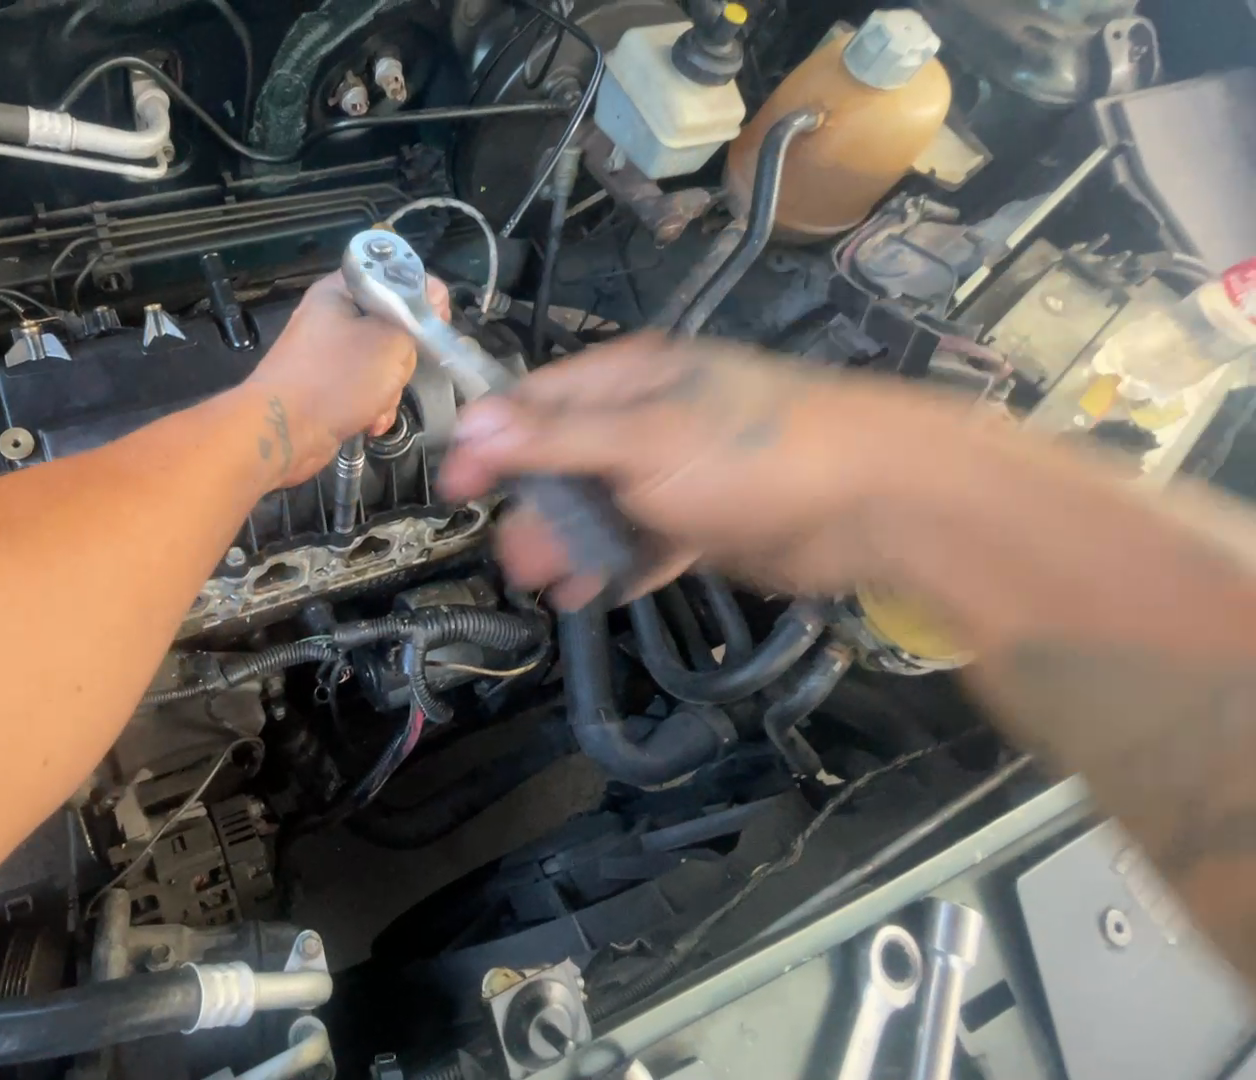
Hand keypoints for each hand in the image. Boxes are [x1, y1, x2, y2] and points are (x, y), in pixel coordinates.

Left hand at [242, 270, 447, 488]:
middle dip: (401, 358)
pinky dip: (371, 408)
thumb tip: (435, 295)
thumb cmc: (336, 379)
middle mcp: (331, 319)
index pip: (394, 278)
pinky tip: (369, 423)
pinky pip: (363, 392)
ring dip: (388, 390)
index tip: (434, 324)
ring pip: (381, 366)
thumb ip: (416, 316)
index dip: (421, 299)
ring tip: (376, 404)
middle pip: (392, 328)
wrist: (281, 433)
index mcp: (341, 291)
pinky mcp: (325, 390)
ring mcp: (327, 357)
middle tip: (393, 370)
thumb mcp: (390, 340)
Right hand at [439, 334, 959, 605]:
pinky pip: (638, 542)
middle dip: (532, 508)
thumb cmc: (751, 454)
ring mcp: (672, 473)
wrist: (883, 506)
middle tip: (509, 555)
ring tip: (544, 581)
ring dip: (567, 543)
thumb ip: (553, 438)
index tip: (453, 484)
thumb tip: (471, 425)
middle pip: (562, 463)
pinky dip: (612, 565)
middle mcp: (644, 422)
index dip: (489, 442)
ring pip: (597, 508)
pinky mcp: (698, 521)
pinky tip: (586, 592)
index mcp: (627, 382)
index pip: (534, 404)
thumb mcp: (640, 440)